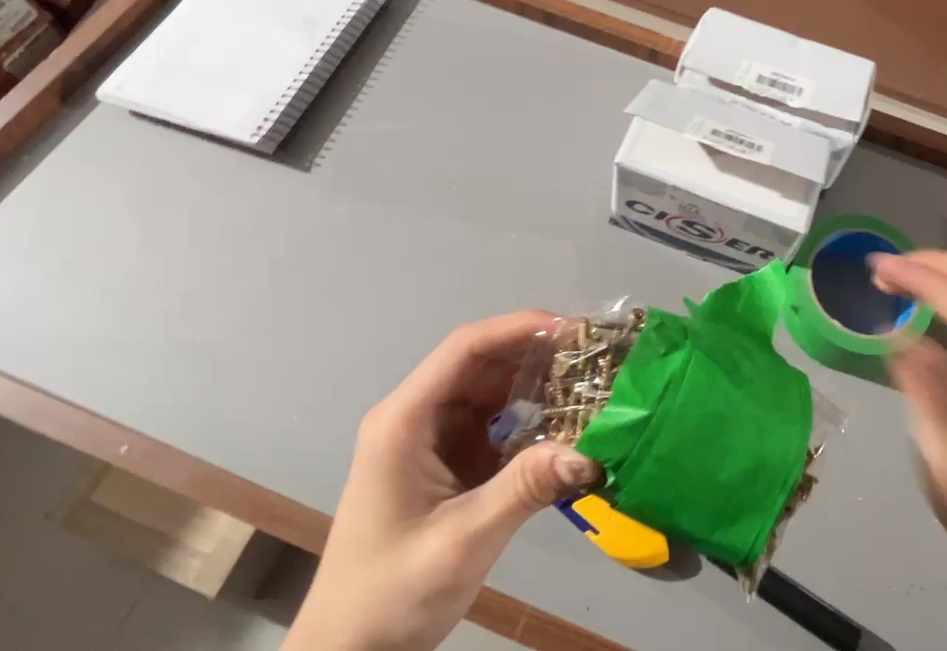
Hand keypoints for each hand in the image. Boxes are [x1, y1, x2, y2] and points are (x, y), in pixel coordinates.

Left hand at [285, 310, 602, 650]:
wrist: (350, 649)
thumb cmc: (390, 592)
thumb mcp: (462, 541)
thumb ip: (524, 490)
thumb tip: (590, 452)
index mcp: (405, 420)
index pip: (464, 349)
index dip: (518, 328)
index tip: (572, 330)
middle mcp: (418, 417)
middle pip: (481, 363)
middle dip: (537, 353)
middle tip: (595, 358)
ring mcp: (433, 440)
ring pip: (491, 392)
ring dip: (538, 386)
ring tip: (592, 384)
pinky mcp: (449, 464)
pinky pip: (494, 426)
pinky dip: (531, 421)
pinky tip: (568, 426)